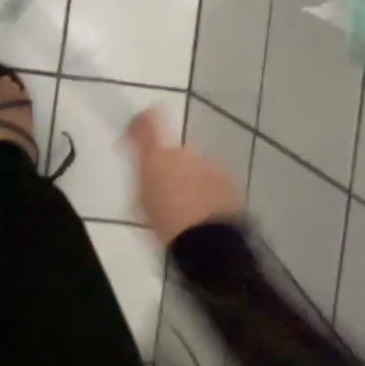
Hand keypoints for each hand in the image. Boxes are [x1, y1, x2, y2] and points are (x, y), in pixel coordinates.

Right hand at [125, 110, 243, 244]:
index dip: (141, 122)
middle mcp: (183, 152)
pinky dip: (207, 189)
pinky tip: (205, 211)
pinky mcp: (228, 179)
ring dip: (189, 178)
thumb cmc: (167, 226)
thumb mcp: (140, 203)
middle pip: (172, 150)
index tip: (136, 131)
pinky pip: (212, 178)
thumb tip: (143, 167)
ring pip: (193, 165)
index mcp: (156, 156)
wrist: (209, 244)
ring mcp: (208, 164)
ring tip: (188, 208)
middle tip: (165, 192)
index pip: (147, 121)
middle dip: (169, 165)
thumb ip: (141, 177)